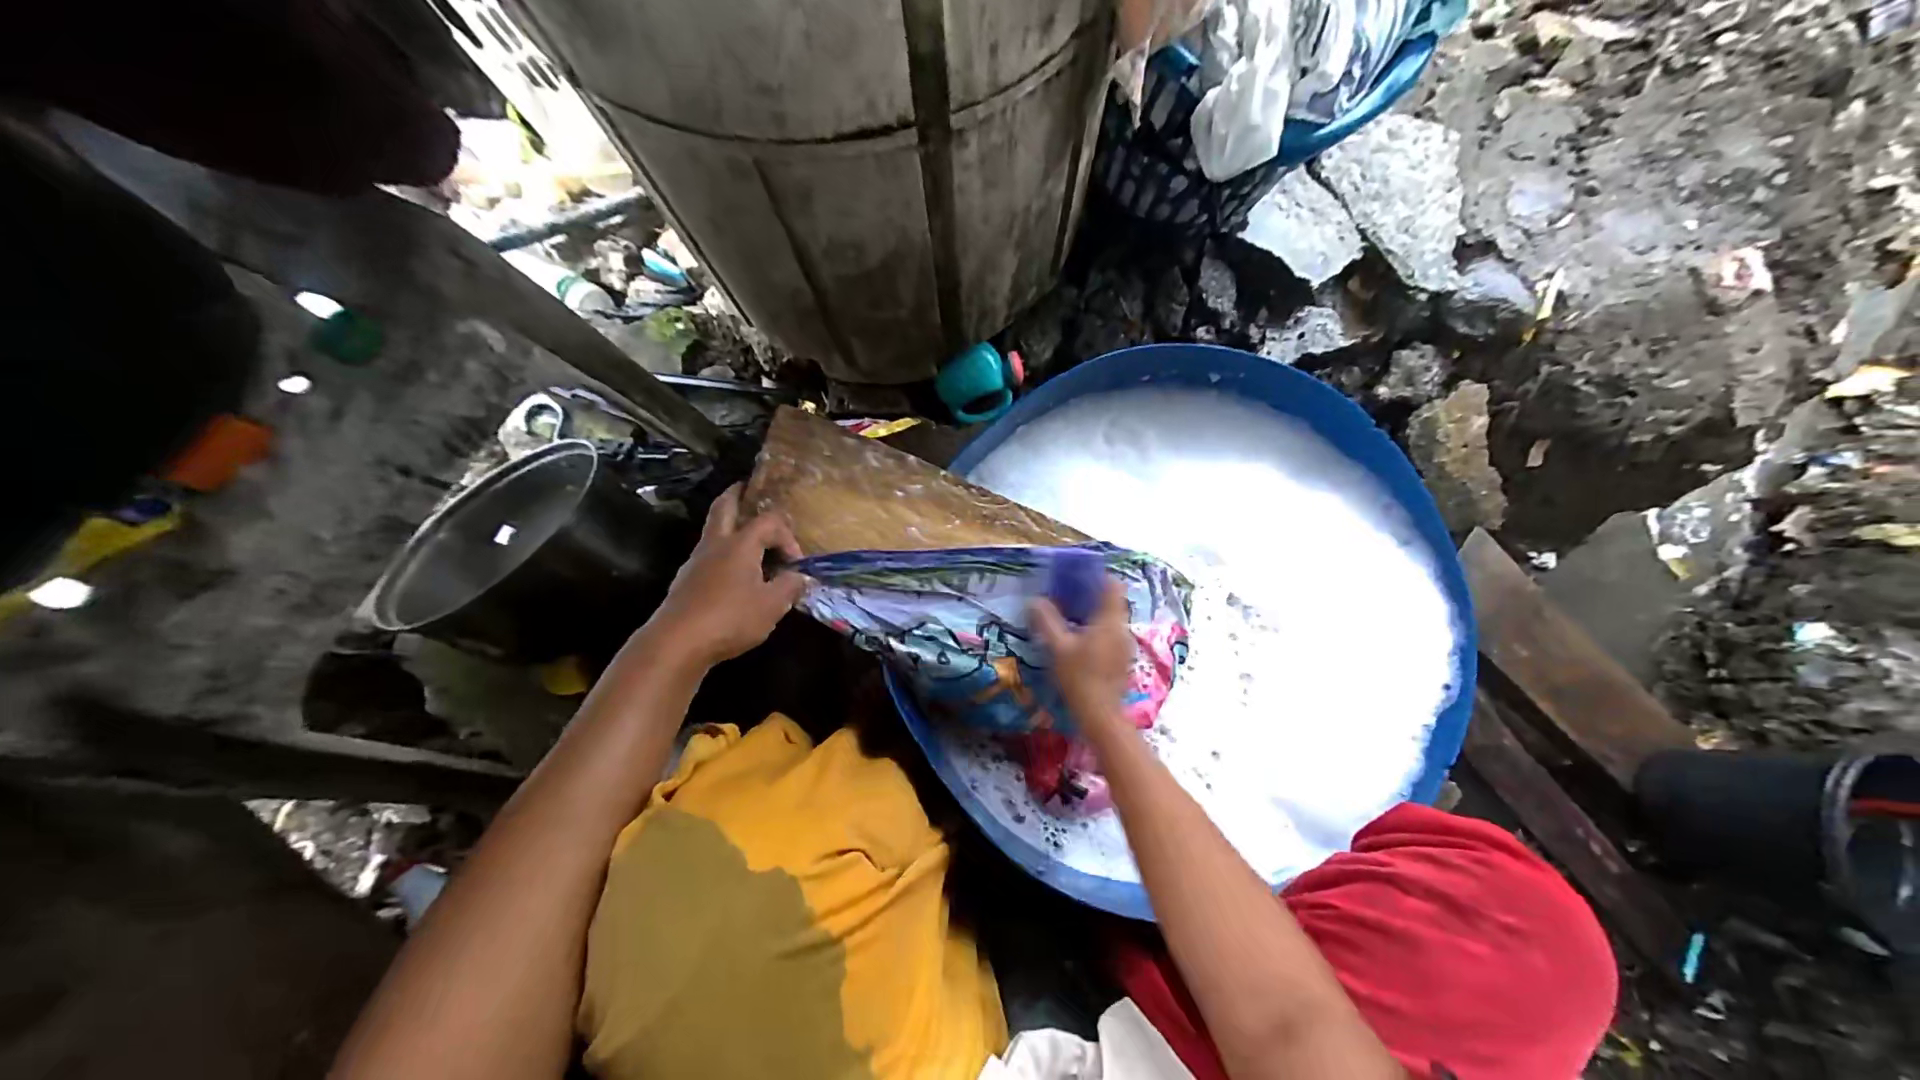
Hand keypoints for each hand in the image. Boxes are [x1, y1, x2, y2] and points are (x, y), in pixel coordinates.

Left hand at [642, 484, 808, 668]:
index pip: (769, 522)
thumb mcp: (772, 606)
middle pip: (724, 507)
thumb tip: (800, 577)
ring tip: (747, 535)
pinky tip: (734, 573)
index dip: (788, 537)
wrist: (677, 642)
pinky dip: (722, 553)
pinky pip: (708, 556)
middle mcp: (716, 544)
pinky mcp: (686, 582)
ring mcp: (696, 562)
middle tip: (746, 487)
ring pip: (713, 531)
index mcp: (740, 544)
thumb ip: (790, 587)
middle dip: (737, 494)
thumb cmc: (730, 618)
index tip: (796, 563)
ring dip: (729, 526)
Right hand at [1030, 578, 1134, 733]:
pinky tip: (1080, 641)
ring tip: (1070, 618)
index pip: (1113, 585)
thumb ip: (1046, 621)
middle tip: (1067, 596)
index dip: (1098, 576)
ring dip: (1094, 614)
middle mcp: (1122, 628)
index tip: (1077, 577)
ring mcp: (1125, 645)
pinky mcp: (1123, 659)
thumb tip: (1035, 600)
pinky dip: (1098, 630)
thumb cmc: (1079, 678)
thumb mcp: (1057, 648)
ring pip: (1112, 618)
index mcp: (1109, 620)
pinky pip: (1112, 633)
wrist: (1100, 715)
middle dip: (1092, 596)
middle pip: (1112, 601)